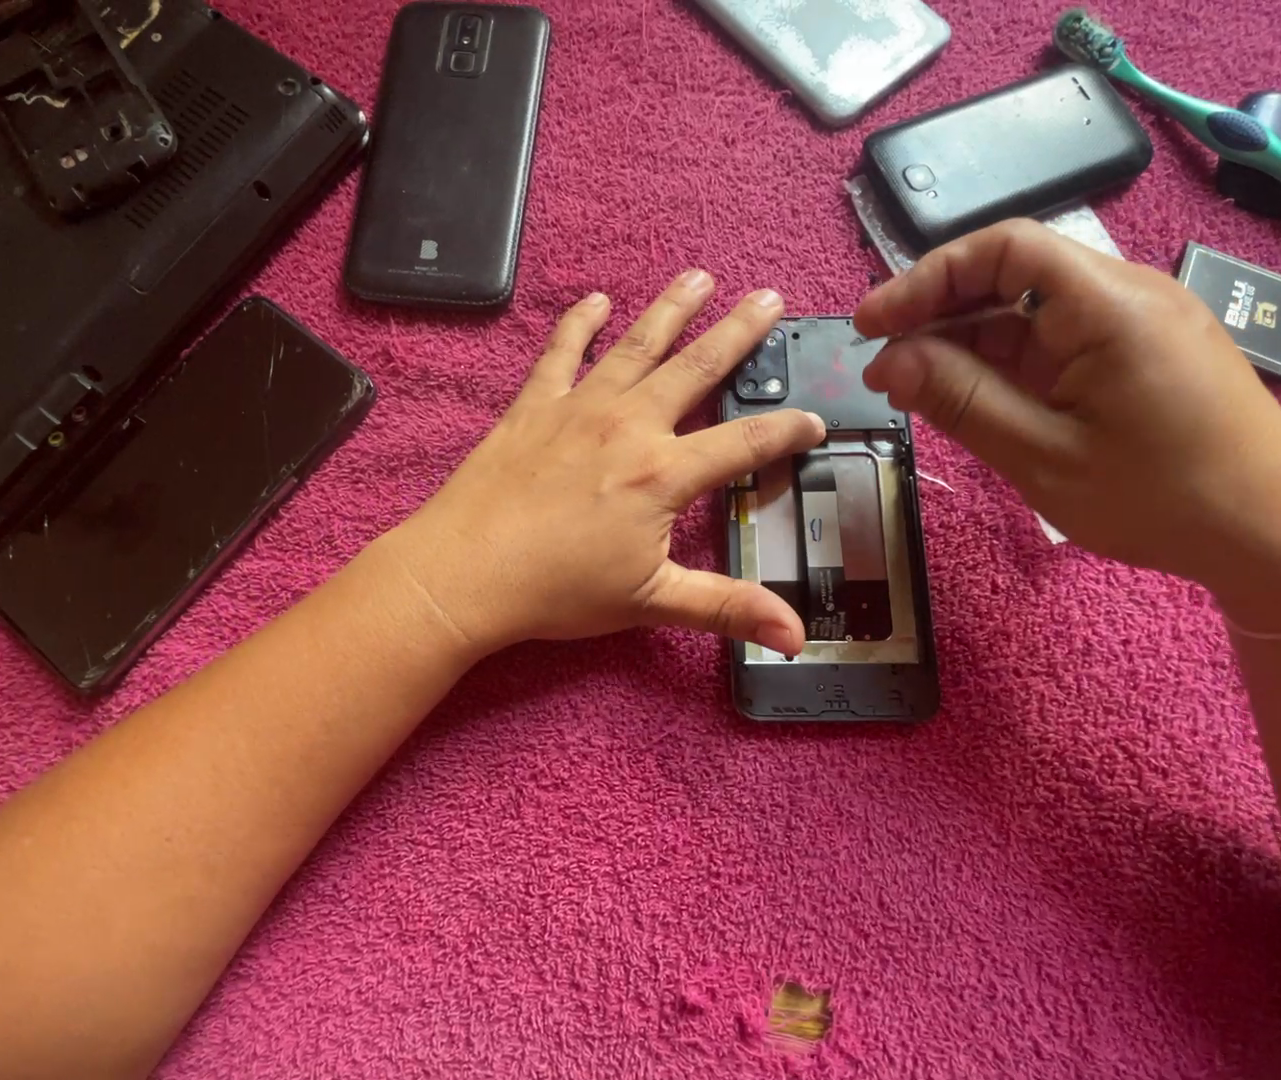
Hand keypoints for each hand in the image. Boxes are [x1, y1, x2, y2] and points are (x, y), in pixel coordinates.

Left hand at [373, 271, 825, 654]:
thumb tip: (795, 638)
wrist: (465, 573)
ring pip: (637, 345)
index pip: (745, 444)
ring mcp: (579, 408)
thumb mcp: (651, 601)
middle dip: (738, 332)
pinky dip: (577, 324)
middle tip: (769, 297)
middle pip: (696, 368)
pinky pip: (560, 353)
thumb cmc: (558, 591)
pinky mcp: (534, 406)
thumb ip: (728, 609)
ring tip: (700, 276)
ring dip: (671, 308)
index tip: (816, 417)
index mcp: (664, 474)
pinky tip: (594, 300)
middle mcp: (629, 425)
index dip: (788, 431)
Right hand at [853, 219, 1280, 632]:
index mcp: (1108, 305)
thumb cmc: (1160, 498)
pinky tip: (967, 395)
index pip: (1001, 250)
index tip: (870, 326)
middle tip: (880, 366)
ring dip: (963, 342)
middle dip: (935, 313)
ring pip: (1027, 311)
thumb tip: (887, 362)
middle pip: (1010, 276)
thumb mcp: (1042, 455)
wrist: (1276, 535)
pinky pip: (1053, 341)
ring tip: (910, 388)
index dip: (925, 279)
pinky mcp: (1135, 355)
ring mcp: (1133, 324)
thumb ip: (961, 400)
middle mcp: (1124, 295)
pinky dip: (1001, 363)